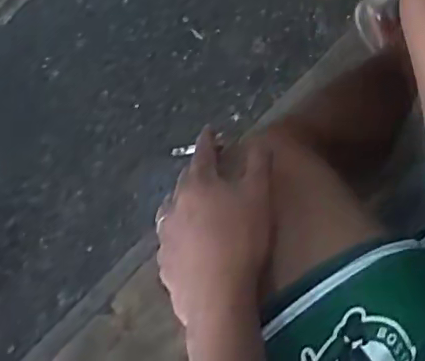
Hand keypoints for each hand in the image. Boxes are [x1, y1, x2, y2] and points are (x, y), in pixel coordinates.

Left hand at [156, 127, 271, 334]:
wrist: (217, 295)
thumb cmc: (243, 235)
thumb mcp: (260, 192)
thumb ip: (258, 163)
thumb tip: (256, 141)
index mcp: (197, 186)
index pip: (201, 155)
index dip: (208, 140)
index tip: (210, 129)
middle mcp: (174, 208)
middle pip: (184, 182)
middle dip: (197, 169)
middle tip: (213, 163)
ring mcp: (165, 238)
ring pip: (173, 210)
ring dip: (186, 199)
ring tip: (202, 199)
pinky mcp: (164, 263)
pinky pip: (172, 235)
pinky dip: (183, 226)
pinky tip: (196, 235)